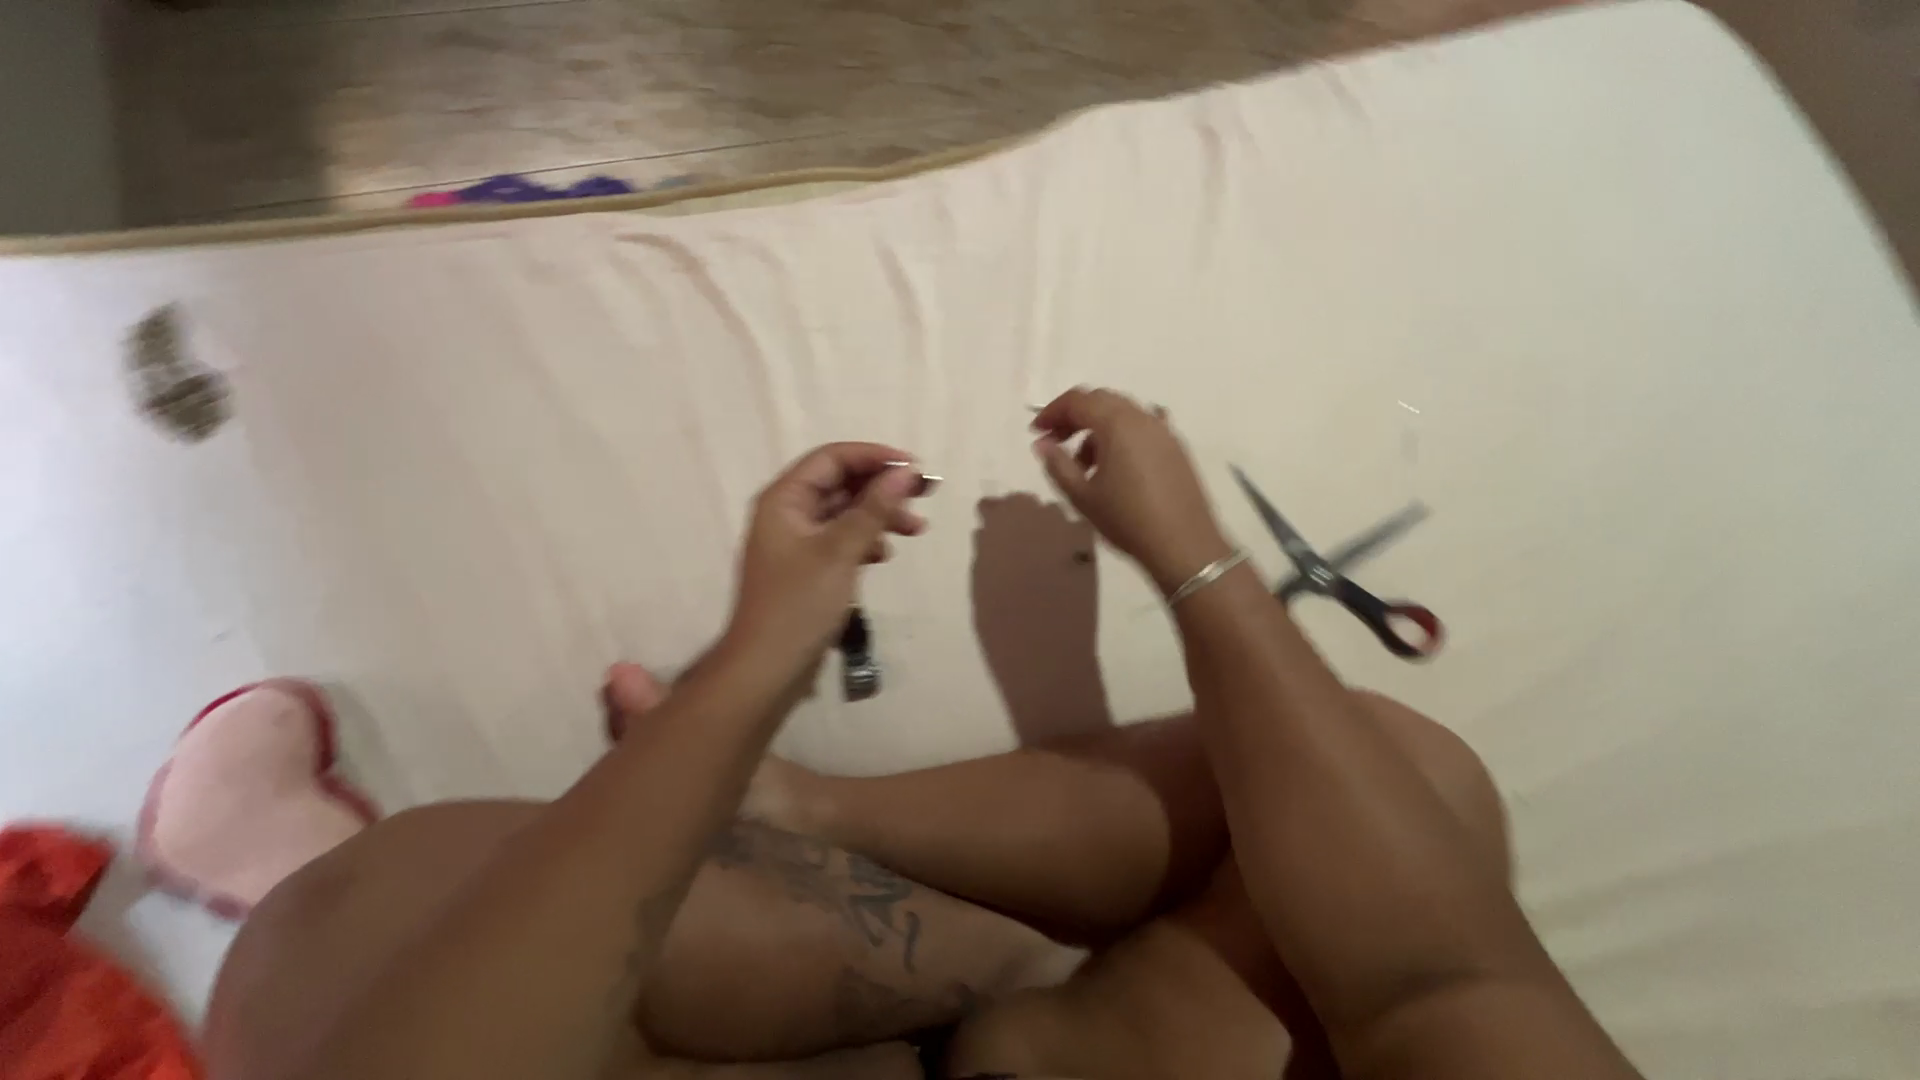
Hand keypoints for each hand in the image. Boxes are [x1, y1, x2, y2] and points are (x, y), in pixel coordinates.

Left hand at [727, 442, 928, 666]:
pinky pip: (841, 539)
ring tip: (915, 530)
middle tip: (925, 495)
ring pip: (845, 513)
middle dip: (882, 487)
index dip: (875, 457)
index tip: (914, 468)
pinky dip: (866, 541)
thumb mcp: (841, 551)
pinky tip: (884, 555)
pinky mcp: (807, 567)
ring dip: (879, 515)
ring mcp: (796, 541)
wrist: (766, 667)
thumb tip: (906, 471)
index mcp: (784, 499)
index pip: (833, 458)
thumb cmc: (799, 604)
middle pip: (840, 483)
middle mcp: (787, 512)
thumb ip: (874, 508)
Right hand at [1031, 387, 1231, 593]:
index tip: (1036, 433)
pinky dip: (1122, 436)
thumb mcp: (1082, 495)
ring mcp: (1164, 431)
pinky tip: (1119, 464)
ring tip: (1086, 464)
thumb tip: (1042, 443)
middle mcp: (1142, 418)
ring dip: (1098, 428)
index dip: (1052, 412)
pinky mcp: (1177, 447)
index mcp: (1116, 424)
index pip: (1077, 400)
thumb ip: (1057, 464)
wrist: (1183, 545)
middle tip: (1057, 443)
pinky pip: (1143, 428)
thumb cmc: (1126, 519)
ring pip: (1123, 413)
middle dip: (1074, 416)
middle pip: (1101, 400)